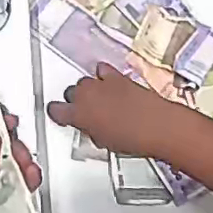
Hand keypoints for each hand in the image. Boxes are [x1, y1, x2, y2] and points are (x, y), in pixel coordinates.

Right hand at [45, 62, 187, 158]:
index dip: (59, 114)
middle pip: (70, 92)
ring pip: (85, 81)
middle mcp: (85, 94)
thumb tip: (92, 128)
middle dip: (76, 102)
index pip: (55, 109)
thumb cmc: (132, 138)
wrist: (157, 126)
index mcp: (77, 113)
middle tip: (87, 114)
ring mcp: (100, 83)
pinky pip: (102, 71)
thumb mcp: (104, 142)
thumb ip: (91, 130)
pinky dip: (104, 77)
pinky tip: (110, 85)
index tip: (64, 117)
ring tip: (101, 101)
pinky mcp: (116, 77)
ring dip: (90, 90)